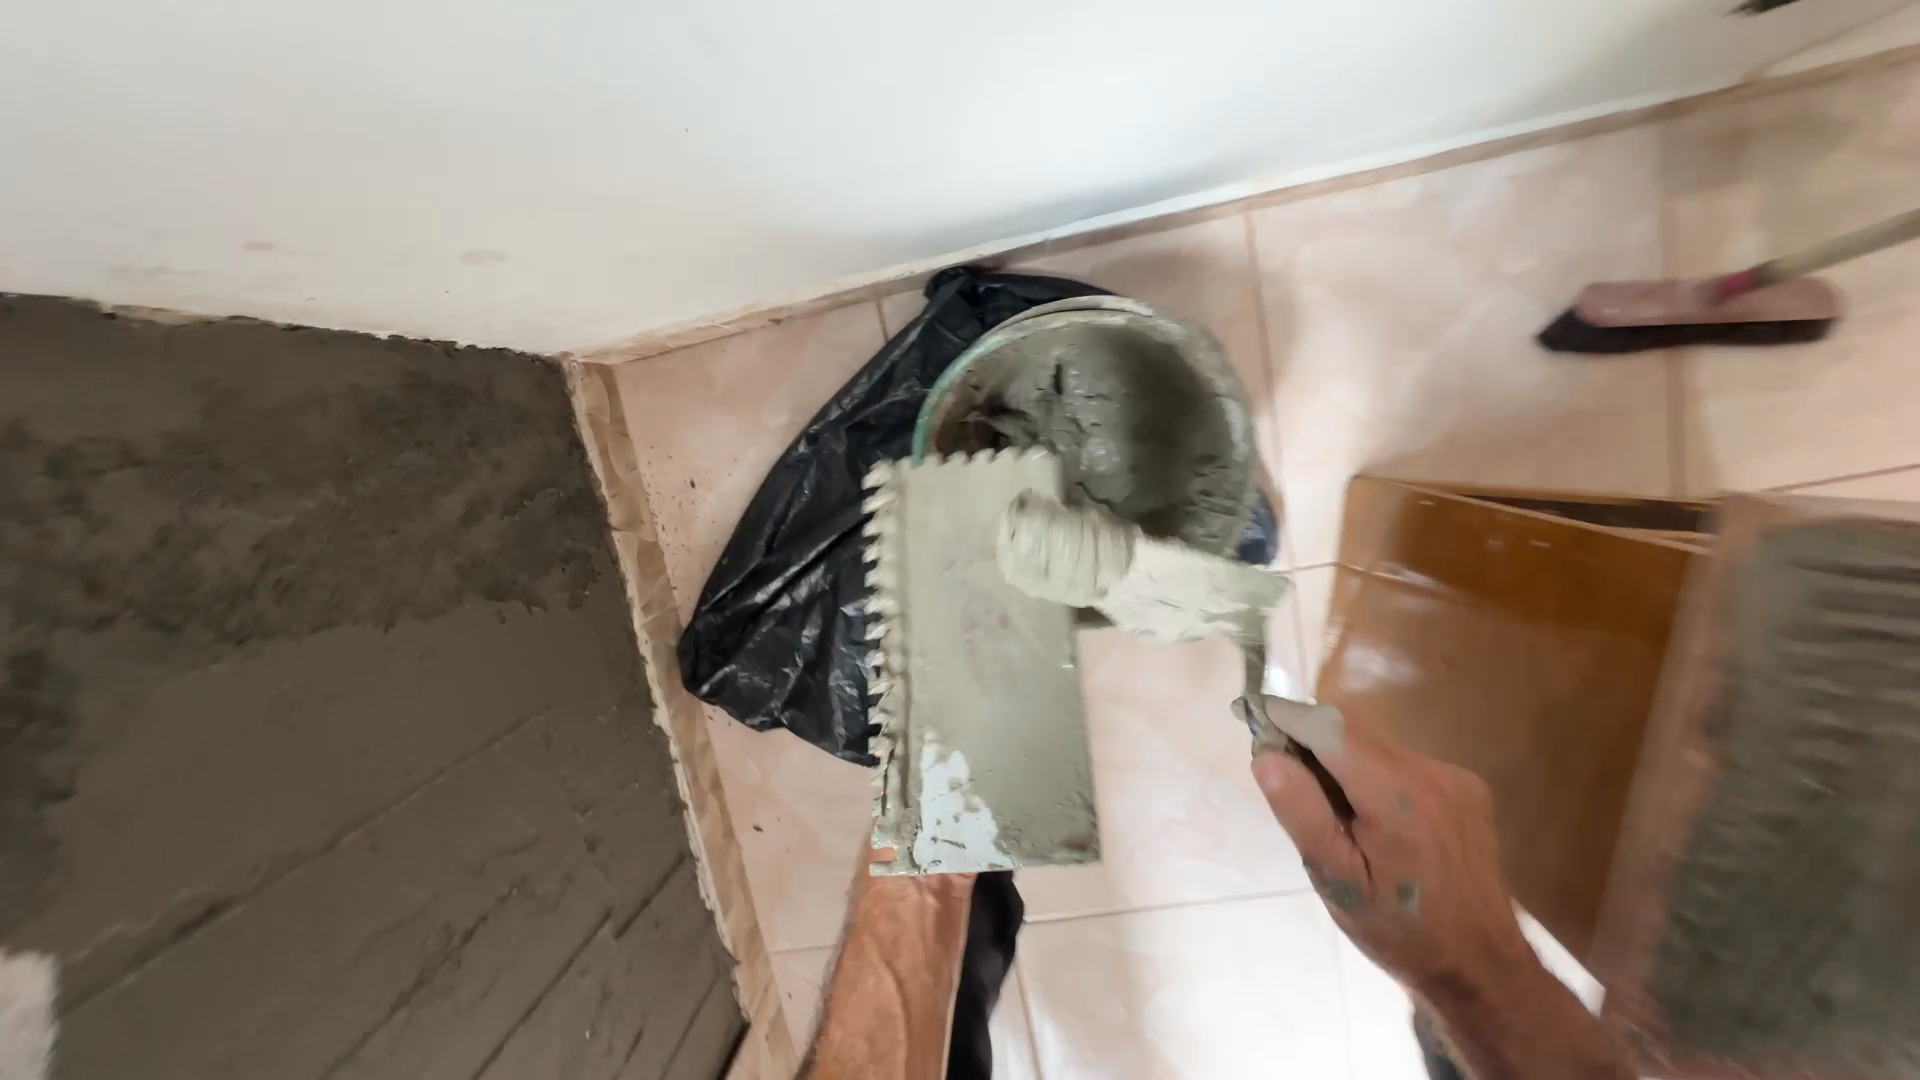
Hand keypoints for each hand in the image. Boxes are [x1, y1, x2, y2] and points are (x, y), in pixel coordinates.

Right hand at [1249, 697, 1532, 995]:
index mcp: (1396, 795)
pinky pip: (1398, 758)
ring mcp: (1452, 776)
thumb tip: (1266, 755)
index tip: (1251, 717)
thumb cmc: (1398, 929)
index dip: (1286, 717)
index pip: (1328, 727)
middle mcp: (1429, 772)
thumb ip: (1301, 813)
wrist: (1482, 967)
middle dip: (1308, 737)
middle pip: (1350, 727)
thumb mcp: (1336, 880)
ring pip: (1372, 741)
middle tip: (1281, 774)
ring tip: (1326, 806)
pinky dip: (1368, 769)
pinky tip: (1367, 814)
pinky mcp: (1464, 786)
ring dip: (1337, 755)